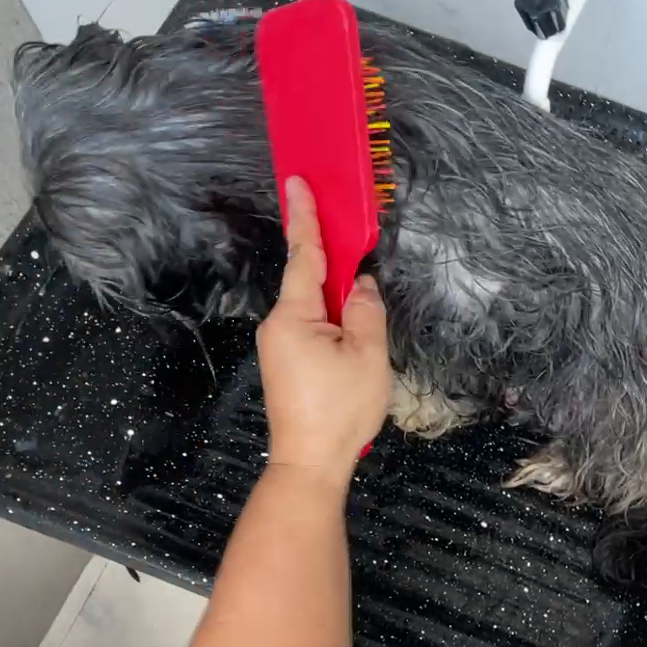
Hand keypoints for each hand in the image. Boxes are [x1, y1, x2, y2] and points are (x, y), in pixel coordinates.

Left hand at [258, 177, 392, 480]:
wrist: (310, 463)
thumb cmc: (340, 408)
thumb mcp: (367, 355)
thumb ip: (367, 311)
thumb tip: (361, 285)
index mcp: (294, 316)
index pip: (303, 256)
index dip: (305, 218)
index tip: (297, 182)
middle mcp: (278, 326)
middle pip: (312, 287)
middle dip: (340, 280)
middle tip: (364, 278)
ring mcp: (278, 349)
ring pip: (315, 315)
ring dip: (341, 314)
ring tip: (367, 341)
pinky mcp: (285, 368)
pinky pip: (312, 335)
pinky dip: (334, 332)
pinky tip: (353, 352)